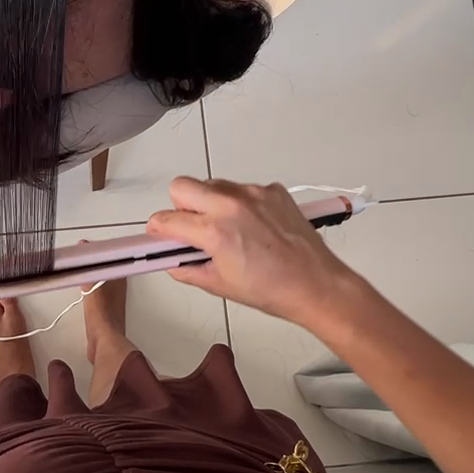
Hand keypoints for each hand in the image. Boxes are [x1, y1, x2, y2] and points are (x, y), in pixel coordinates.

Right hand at [145, 177, 355, 322]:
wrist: (315, 284)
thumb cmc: (274, 288)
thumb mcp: (219, 285)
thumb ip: (187, 268)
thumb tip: (173, 260)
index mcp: (215, 231)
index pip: (166, 219)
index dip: (157, 229)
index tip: (159, 234)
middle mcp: (232, 205)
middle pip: (181, 186)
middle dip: (179, 206)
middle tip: (190, 227)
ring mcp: (254, 194)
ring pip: (212, 184)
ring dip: (208, 202)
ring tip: (224, 229)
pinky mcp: (272, 191)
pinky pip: (241, 189)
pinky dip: (238, 203)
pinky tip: (249, 226)